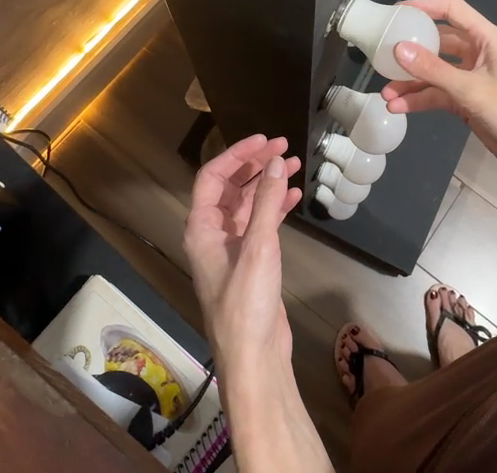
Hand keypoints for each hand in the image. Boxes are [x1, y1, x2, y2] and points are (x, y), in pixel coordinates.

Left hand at [183, 135, 301, 374]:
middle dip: (255, 164)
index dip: (236, 154)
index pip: (212, 177)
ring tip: (294, 164)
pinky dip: (276, 206)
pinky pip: (260, 222)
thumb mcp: (257, 247)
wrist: (253, 355)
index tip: (265, 140)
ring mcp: (231, 248)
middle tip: (284, 147)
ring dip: (268, 183)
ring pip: (247, 202)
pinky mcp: (250, 261)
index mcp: (201, 229)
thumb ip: (265, 202)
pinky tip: (295, 196)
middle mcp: (212, 234)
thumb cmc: (246, 302)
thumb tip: (274, 162)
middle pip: (230, 186)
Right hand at [381, 0, 496, 184]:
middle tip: (382, 53)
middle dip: (412, 50)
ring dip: (411, 81)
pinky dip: (420, 99)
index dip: (425, 6)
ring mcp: (472, 77)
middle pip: (439, 41)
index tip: (396, 12)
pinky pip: (438, 93)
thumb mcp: (470, 90)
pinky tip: (398, 107)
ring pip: (435, 71)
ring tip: (385, 93)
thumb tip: (398, 49)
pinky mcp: (467, 100)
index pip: (453, 10)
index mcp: (487, 39)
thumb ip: (433, 70)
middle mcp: (478, 53)